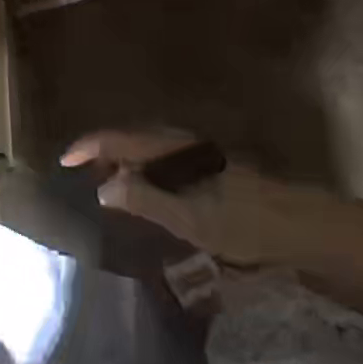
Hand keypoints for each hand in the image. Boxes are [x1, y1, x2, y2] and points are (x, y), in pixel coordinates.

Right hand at [61, 129, 270, 265]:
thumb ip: (144, 200)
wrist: (299, 224)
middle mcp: (178, 142)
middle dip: (102, 153)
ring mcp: (194, 152)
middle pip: (129, 139)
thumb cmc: (242, 222)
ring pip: (146, 149)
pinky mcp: (206, 166)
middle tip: (80, 174)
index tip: (63, 162)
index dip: (88, 147)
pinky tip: (145, 190)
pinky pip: (161, 160)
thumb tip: (103, 187)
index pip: (117, 139)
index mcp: (169, 149)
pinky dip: (143, 169)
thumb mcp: (189, 219)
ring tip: (106, 183)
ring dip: (122, 161)